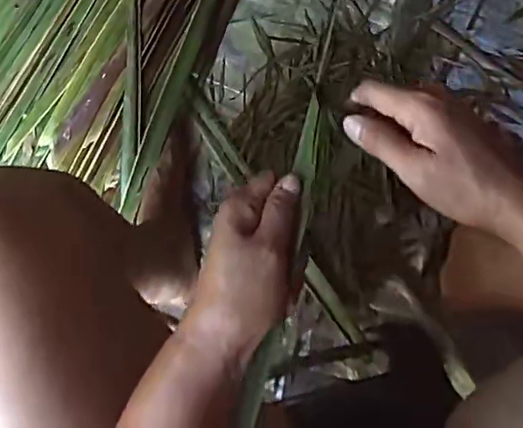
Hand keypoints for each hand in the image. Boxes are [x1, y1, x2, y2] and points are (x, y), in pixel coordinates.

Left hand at [179, 171, 299, 368]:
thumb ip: (282, 210)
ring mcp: (241, 249)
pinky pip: (275, 269)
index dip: (291, 194)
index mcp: (238, 207)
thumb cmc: (245, 292)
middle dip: (293, 237)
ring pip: (281, 245)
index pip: (270, 181)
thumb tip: (291, 176)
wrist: (219, 346)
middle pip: (278, 215)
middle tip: (292, 259)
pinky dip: (282, 284)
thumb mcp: (271, 246)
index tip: (303, 216)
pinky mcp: (246, 274)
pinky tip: (280, 301)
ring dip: (290, 265)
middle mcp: (237, 222)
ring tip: (286, 285)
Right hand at [342, 80, 522, 235]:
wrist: (521, 200)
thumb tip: (349, 119)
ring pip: (412, 100)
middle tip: (365, 139)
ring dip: (396, 115)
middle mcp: (436, 95)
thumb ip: (380, 142)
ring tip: (388, 143)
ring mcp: (455, 103)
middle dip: (375, 109)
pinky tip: (419, 145)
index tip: (343, 119)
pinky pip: (429, 107)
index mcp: (420, 106)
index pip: (374, 89)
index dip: (354, 100)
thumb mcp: (415, 172)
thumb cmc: (464, 190)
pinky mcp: (467, 116)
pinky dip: (415, 120)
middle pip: (393, 92)